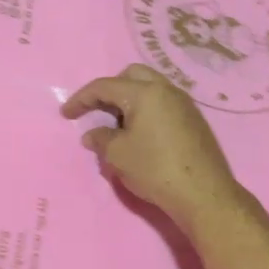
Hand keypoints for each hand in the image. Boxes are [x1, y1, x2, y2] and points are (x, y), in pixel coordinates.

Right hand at [60, 64, 247, 228]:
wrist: (202, 193)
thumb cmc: (154, 168)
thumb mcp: (116, 154)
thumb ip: (100, 138)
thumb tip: (93, 134)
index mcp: (145, 93)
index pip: (104, 86)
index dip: (81, 99)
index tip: (65, 114)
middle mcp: (167, 91)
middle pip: (132, 75)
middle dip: (109, 89)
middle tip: (96, 110)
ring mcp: (183, 105)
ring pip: (150, 88)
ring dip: (128, 99)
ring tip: (116, 124)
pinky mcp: (192, 120)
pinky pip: (162, 103)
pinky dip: (144, 109)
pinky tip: (138, 133)